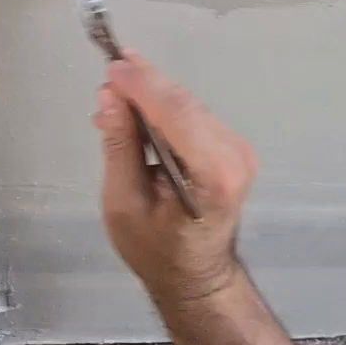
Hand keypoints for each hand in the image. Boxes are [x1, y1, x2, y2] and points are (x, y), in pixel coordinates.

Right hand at [94, 53, 257, 311]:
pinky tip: (136, 112)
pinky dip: (163, 109)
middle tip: (107, 76)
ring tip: (112, 98)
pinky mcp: (232, 145)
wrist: (196, 277)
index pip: (176, 113)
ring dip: (150, 96)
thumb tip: (110, 95)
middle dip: (144, 85)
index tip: (111, 67)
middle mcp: (234, 154)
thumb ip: (120, 146)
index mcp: (214, 174)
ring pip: (188, 105)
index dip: (143, 85)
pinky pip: (193, 115)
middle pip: (184, 104)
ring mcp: (238, 148)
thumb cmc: (155, 250)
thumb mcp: (124, 204)